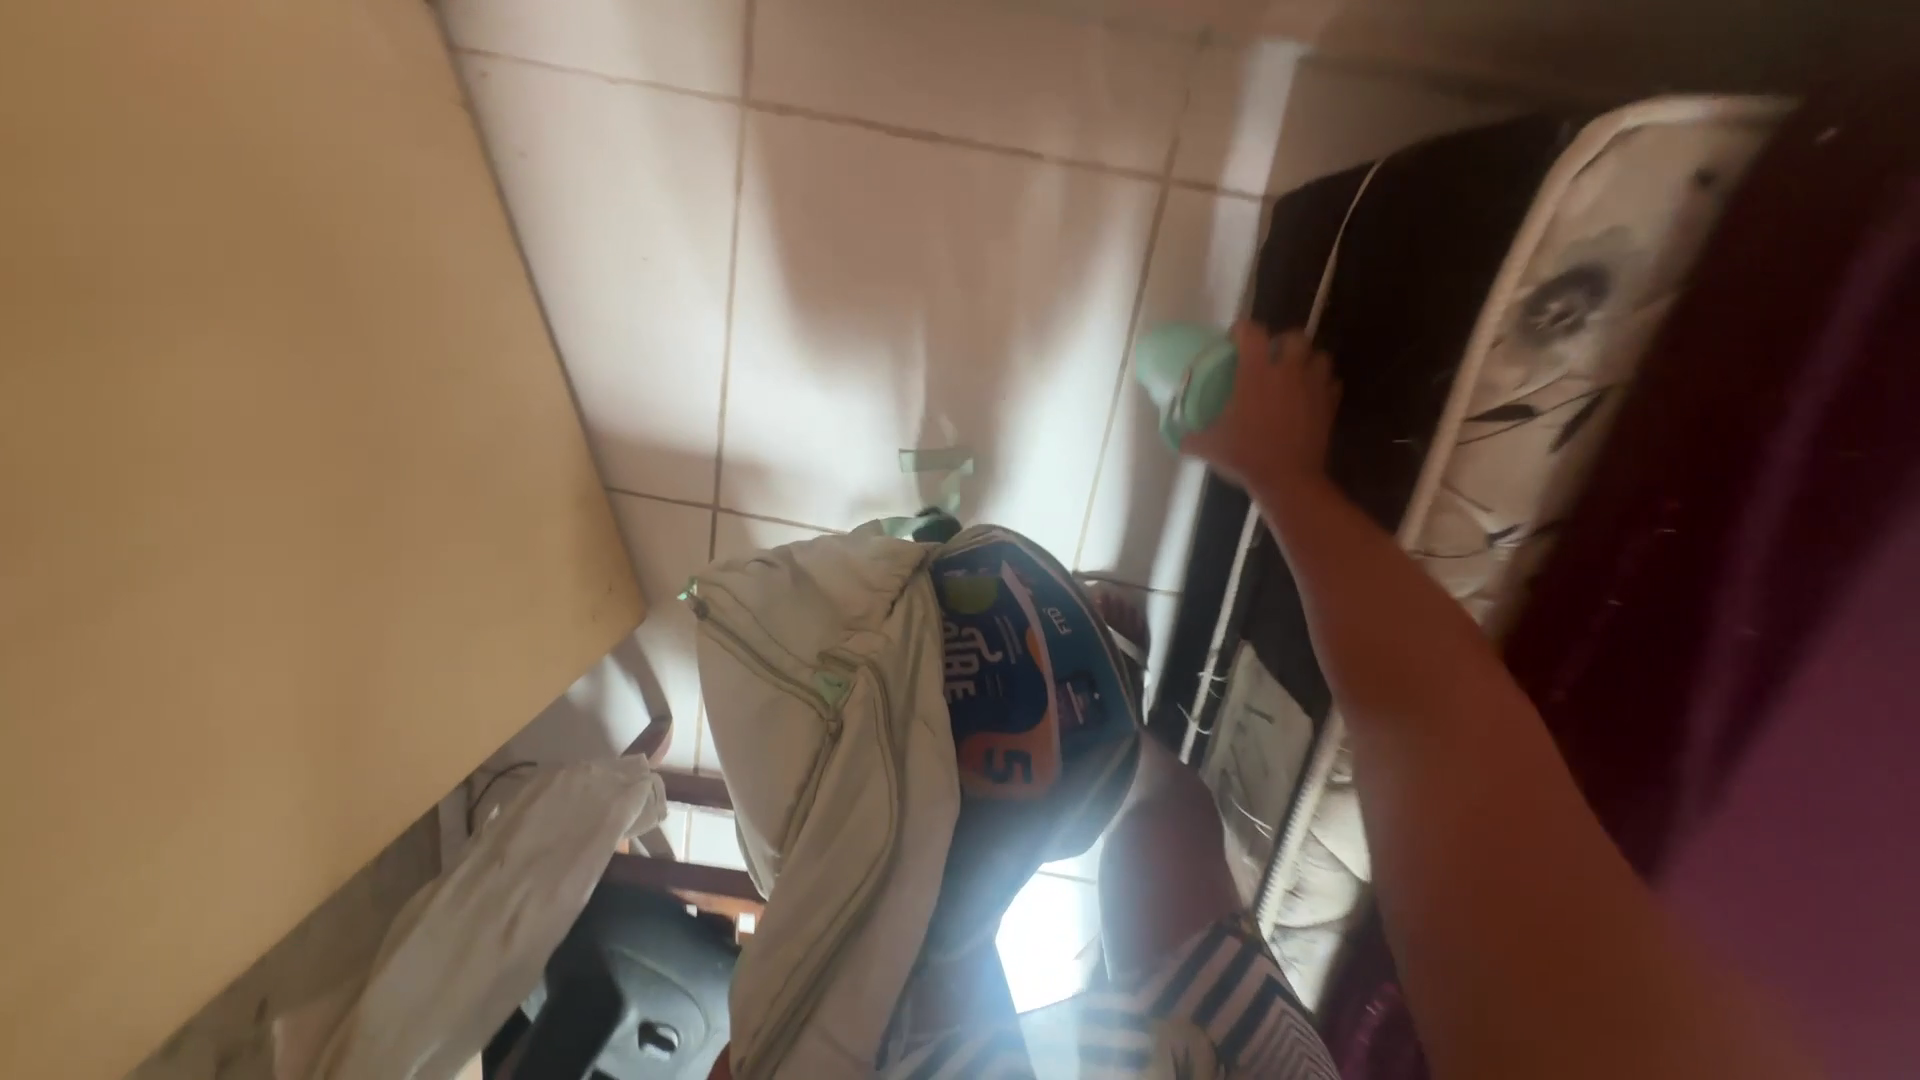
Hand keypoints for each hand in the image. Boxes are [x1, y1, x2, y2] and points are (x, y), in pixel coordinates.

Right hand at [1181, 321, 1338, 493]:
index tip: (1234, 340)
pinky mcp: (1330, 404)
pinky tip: (1310, 397)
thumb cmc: (1246, 456)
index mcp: (1256, 373)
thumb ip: (1190, 438)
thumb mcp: (1209, 447)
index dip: (1241, 330)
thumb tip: (1178, 438)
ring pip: (1319, 356)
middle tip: (1270, 357)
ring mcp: (1313, 386)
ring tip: (1294, 375)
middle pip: (1294, 336)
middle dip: (1282, 342)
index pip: (1251, 332)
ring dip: (1307, 360)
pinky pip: (1331, 383)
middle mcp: (1287, 372)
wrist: (1288, 479)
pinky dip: (1322, 385)